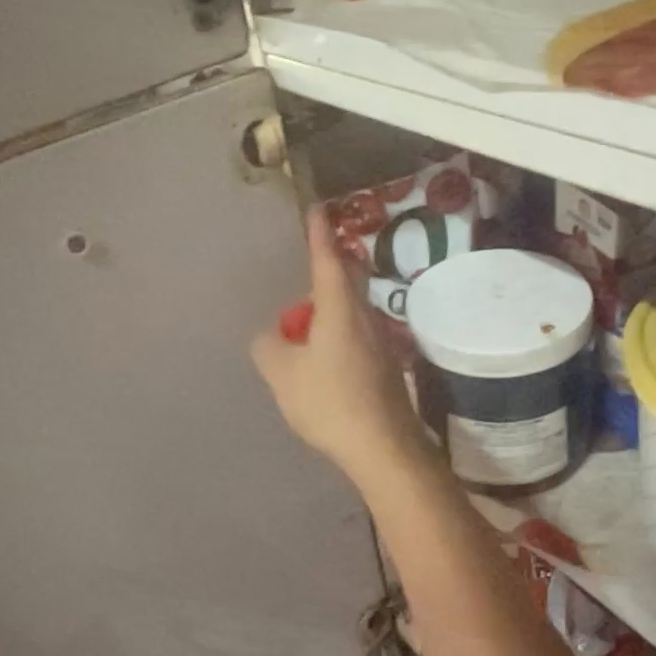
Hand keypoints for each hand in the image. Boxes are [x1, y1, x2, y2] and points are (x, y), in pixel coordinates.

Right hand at [251, 207, 431, 482]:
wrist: (383, 445)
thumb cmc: (330, 402)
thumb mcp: (283, 374)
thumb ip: (270, 346)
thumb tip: (273, 335)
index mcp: (340, 309)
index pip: (328, 260)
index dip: (319, 235)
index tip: (317, 210)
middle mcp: (366, 316)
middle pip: (348, 280)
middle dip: (329, 268)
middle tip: (309, 265)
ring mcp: (381, 340)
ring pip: (353, 308)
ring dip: (332, 306)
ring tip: (307, 323)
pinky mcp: (386, 364)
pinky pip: (358, 333)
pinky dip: (339, 331)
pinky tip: (325, 357)